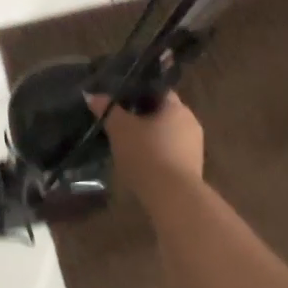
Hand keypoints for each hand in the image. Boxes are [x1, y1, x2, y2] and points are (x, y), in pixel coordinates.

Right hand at [87, 91, 204, 188]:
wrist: (172, 196)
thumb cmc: (146, 154)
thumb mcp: (120, 129)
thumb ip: (108, 110)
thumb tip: (92, 95)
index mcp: (177, 107)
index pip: (158, 92)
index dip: (138, 95)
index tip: (120, 102)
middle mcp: (191, 122)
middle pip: (163, 114)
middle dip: (143, 119)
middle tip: (120, 125)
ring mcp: (195, 147)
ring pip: (168, 136)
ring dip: (151, 139)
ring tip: (128, 147)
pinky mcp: (193, 169)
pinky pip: (171, 154)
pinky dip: (157, 156)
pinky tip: (142, 166)